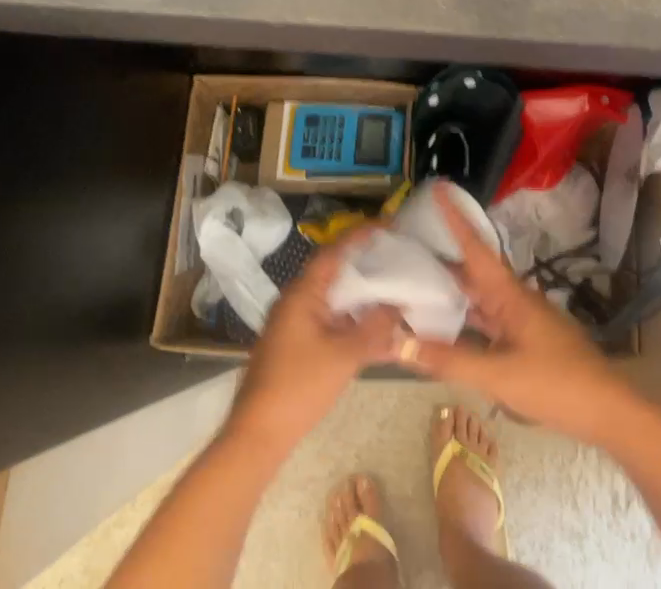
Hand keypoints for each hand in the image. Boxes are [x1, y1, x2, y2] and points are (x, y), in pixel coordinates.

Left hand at [226, 226, 402, 449]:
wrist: (259, 433)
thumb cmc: (300, 386)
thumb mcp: (345, 355)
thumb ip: (375, 327)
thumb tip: (398, 306)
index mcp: (302, 295)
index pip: (334, 253)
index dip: (360, 237)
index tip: (388, 227)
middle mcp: (296, 303)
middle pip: (335, 274)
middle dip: (368, 268)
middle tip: (401, 261)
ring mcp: (295, 326)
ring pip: (335, 302)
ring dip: (364, 299)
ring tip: (398, 294)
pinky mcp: (298, 347)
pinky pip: (332, 323)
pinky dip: (355, 323)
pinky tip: (381, 335)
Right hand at [396, 184, 642, 446]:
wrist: (605, 410)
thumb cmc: (555, 384)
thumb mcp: (498, 374)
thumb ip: (449, 359)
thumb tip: (398, 343)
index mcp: (511, 296)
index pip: (477, 249)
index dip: (457, 220)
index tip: (441, 189)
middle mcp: (515, 301)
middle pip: (474, 272)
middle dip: (442, 257)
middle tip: (405, 244)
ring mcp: (521, 322)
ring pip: (479, 299)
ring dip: (451, 291)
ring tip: (413, 282)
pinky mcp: (524, 342)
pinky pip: (486, 322)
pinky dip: (463, 320)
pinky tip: (443, 327)